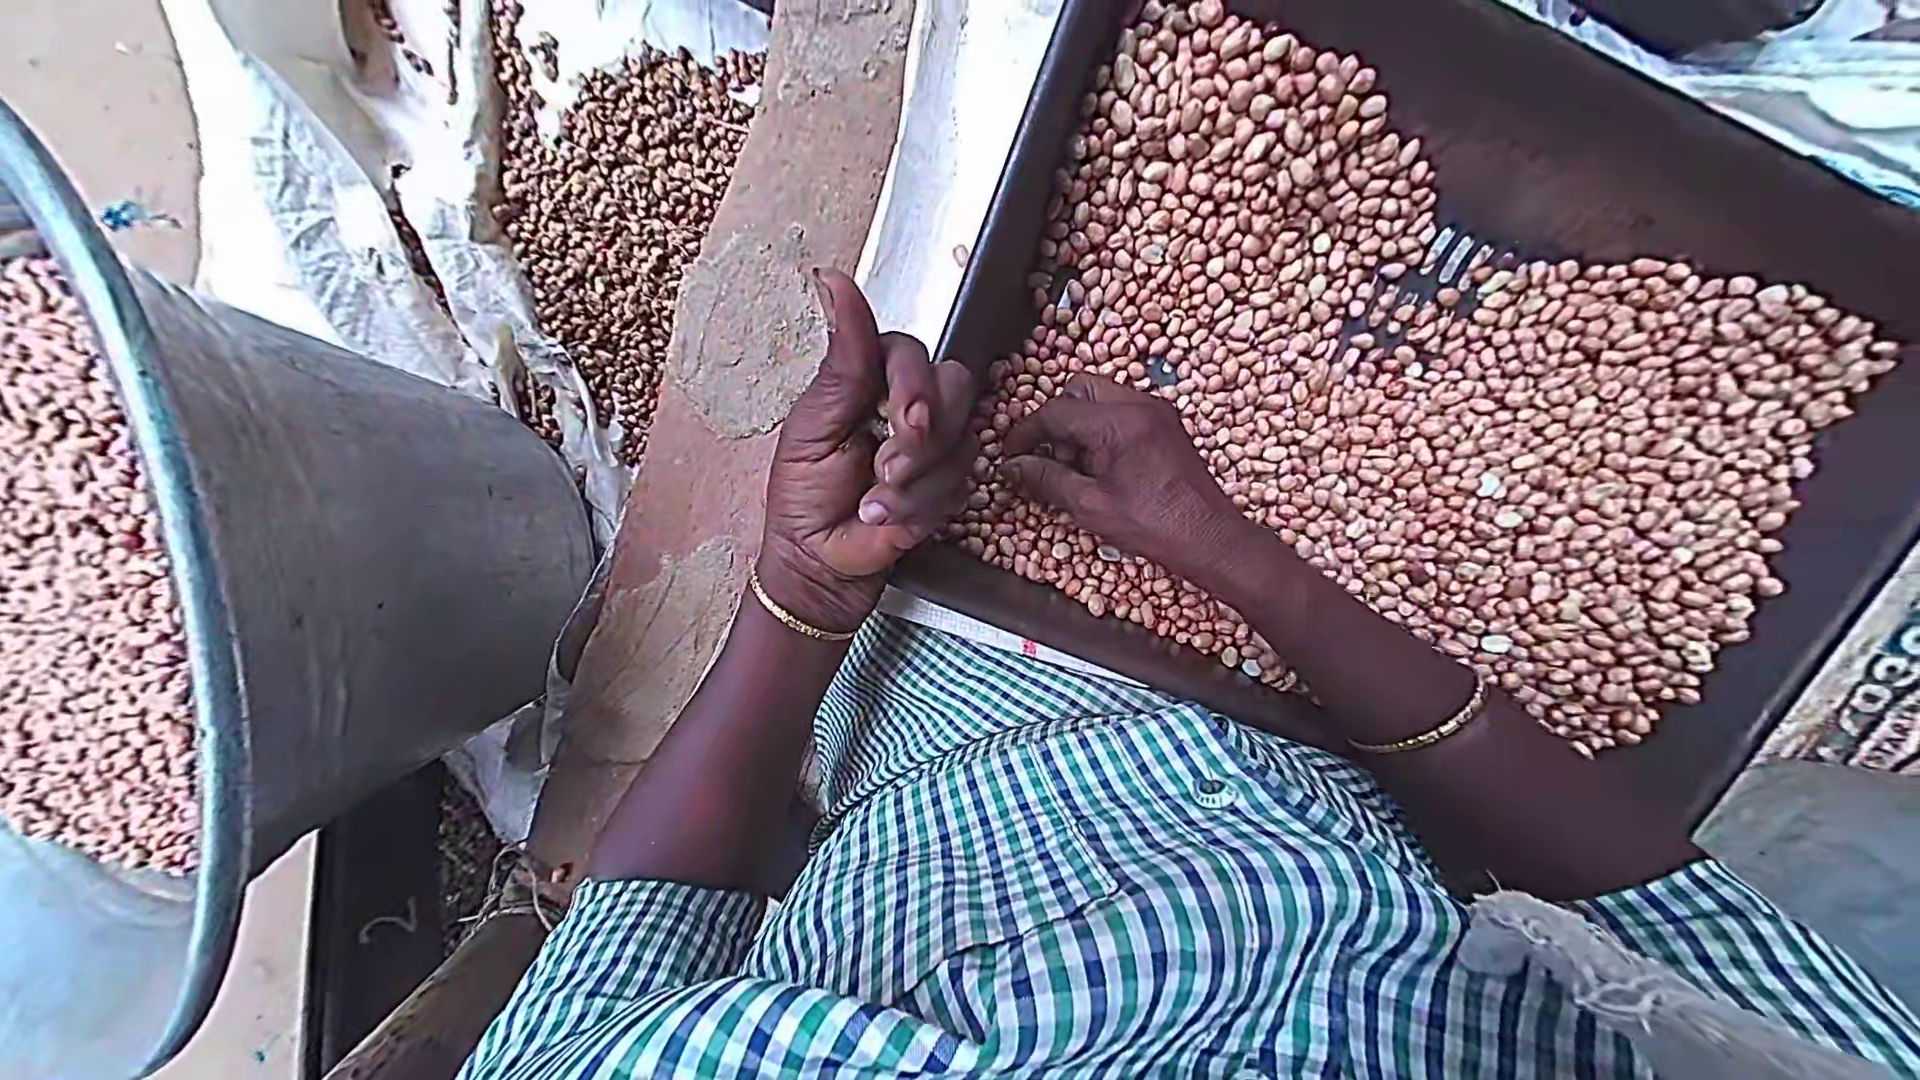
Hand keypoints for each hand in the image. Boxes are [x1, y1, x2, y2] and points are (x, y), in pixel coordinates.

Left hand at [759, 270, 977, 632]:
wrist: (817, 562)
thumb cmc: (804, 496)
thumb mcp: (814, 426)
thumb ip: (841, 360)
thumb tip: (833, 280)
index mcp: (869, 383)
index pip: (913, 354)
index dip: (915, 382)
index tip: (902, 417)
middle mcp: (908, 407)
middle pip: (954, 387)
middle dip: (923, 435)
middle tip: (885, 468)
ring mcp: (934, 447)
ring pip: (962, 439)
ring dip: (916, 480)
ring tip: (873, 502)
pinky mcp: (949, 484)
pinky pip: (961, 482)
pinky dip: (921, 507)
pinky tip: (886, 518)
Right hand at [1001, 376, 1265, 593]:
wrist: (1209, 538)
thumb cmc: (1154, 526)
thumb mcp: (1089, 505)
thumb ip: (1047, 479)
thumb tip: (1014, 467)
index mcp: (1120, 422)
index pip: (1056, 411)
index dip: (1026, 433)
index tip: (1011, 455)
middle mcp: (1140, 405)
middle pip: (1078, 390)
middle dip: (1053, 420)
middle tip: (1043, 456)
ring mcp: (1156, 412)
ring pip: (1099, 398)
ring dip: (1076, 425)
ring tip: (1071, 467)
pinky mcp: (1164, 425)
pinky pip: (1120, 411)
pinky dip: (1098, 429)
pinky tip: (1095, 467)